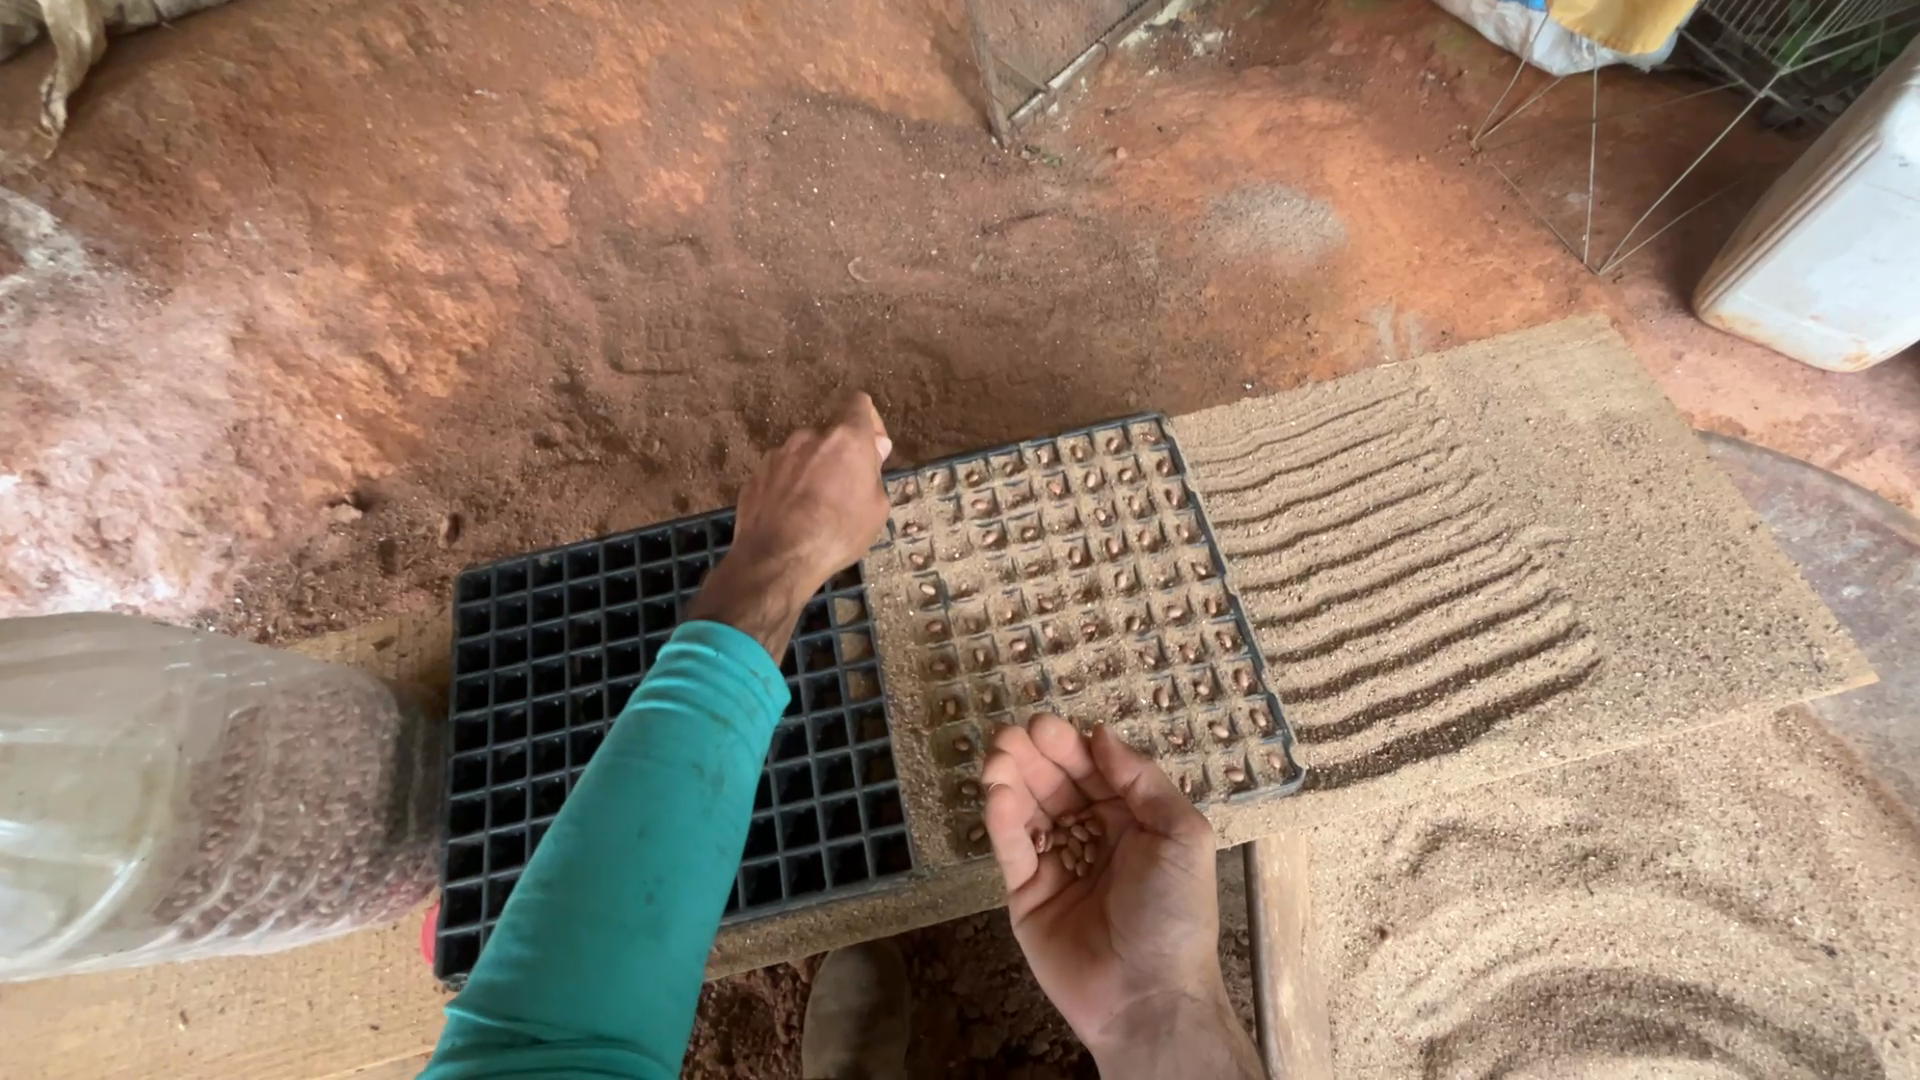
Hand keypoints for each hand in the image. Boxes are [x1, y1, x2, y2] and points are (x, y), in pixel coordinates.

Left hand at [688, 392, 891, 656]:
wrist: (777, 558)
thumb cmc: (838, 533)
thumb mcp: (876, 509)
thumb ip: (874, 472)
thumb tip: (874, 449)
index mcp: (845, 438)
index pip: (859, 403)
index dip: (869, 423)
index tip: (872, 451)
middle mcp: (808, 436)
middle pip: (830, 435)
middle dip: (839, 456)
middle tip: (845, 492)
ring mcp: (776, 455)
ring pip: (803, 456)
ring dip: (812, 472)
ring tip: (814, 511)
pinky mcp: (754, 476)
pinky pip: (780, 475)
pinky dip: (788, 488)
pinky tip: (791, 518)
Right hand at [982, 715, 1262, 1079]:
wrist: (1149, 1000)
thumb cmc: (1174, 912)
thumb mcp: (1181, 836)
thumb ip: (1142, 779)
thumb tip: (1100, 732)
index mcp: (1128, 820)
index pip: (1092, 771)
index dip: (1068, 747)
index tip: (1044, 726)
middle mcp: (1089, 835)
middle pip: (1054, 785)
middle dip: (1032, 757)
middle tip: (1010, 735)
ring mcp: (1055, 863)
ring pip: (1028, 811)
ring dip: (1011, 779)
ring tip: (997, 757)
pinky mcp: (1025, 893)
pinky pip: (1012, 850)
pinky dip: (1002, 820)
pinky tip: (997, 794)